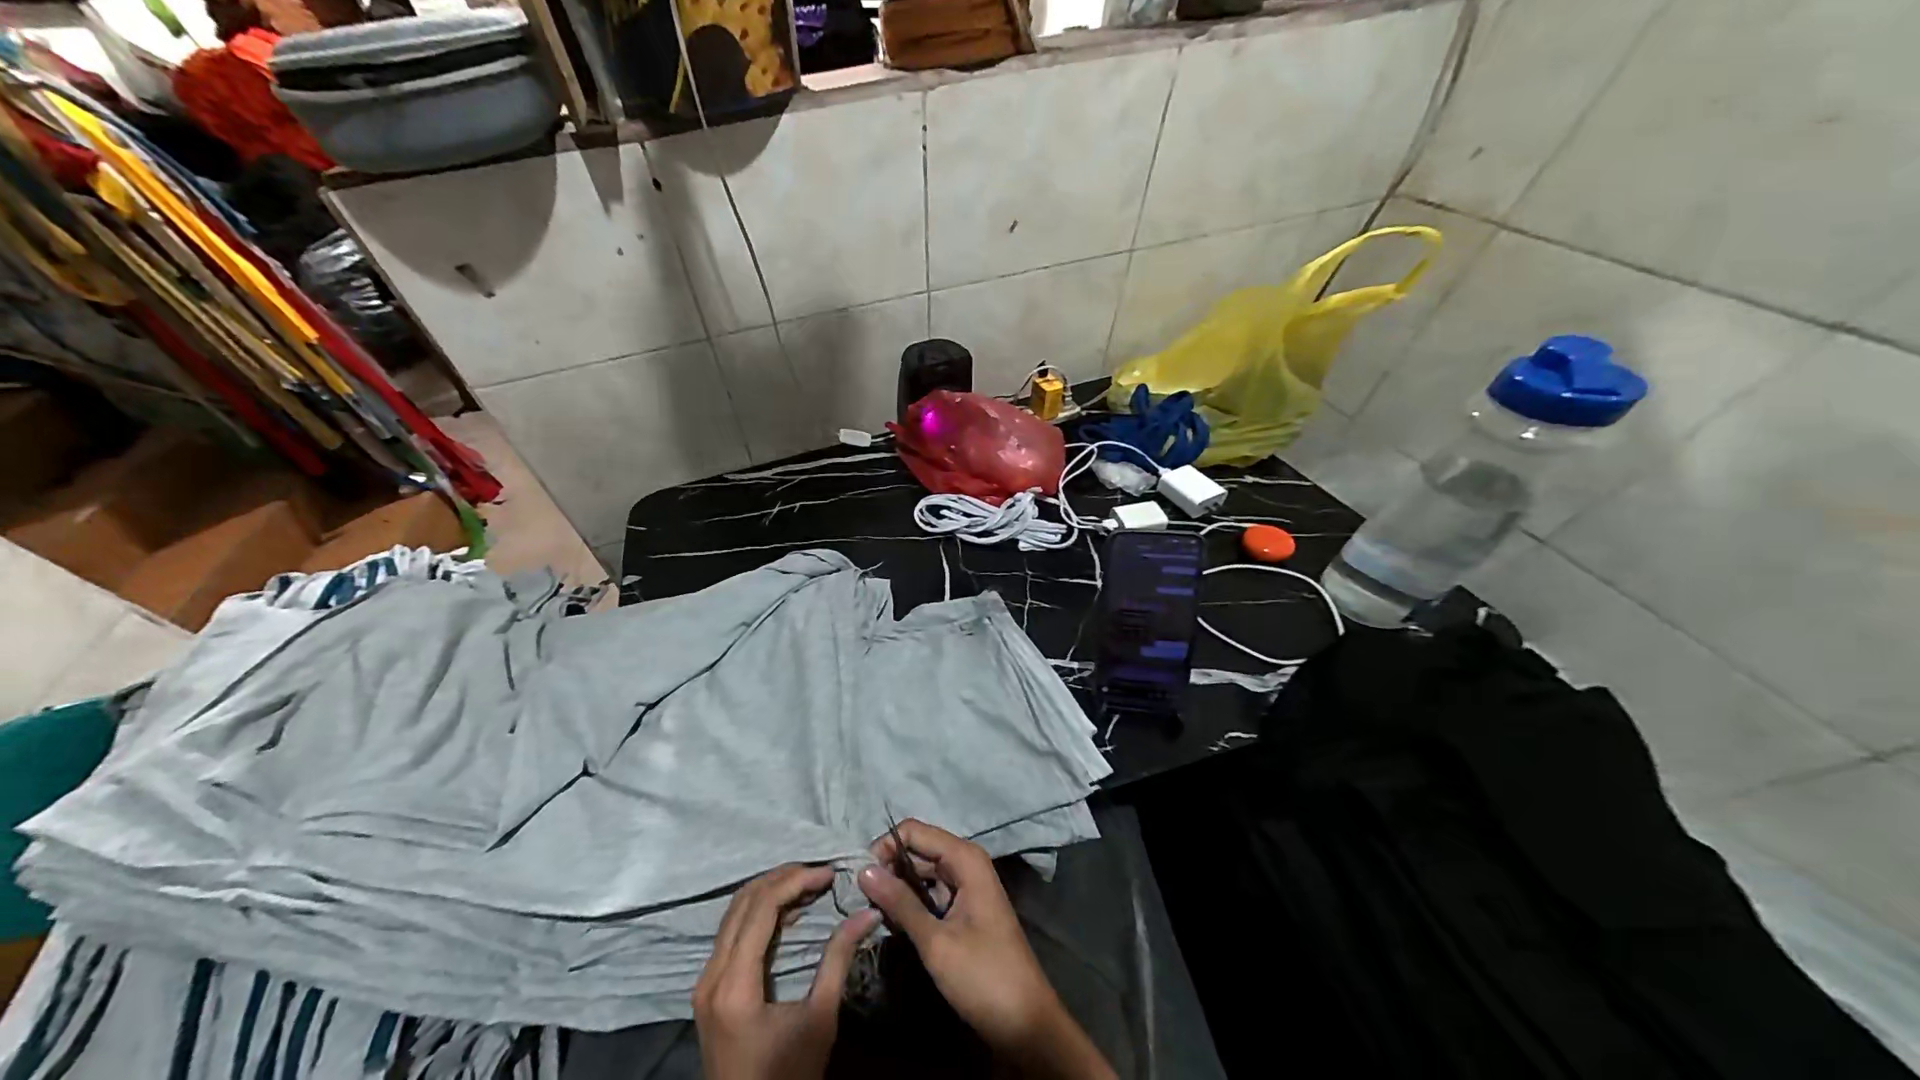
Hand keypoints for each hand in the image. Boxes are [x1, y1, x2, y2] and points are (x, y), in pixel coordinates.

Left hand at [694, 863, 881, 1079]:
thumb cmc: (789, 1075)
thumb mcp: (820, 1018)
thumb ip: (839, 959)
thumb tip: (869, 912)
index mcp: (734, 984)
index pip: (760, 908)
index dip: (795, 880)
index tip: (829, 873)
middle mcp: (710, 975)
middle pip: (742, 903)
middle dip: (783, 878)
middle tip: (821, 872)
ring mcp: (704, 982)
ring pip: (733, 914)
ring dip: (770, 892)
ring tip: (810, 884)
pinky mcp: (708, 988)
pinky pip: (731, 933)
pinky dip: (759, 913)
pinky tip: (789, 912)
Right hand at [858, 820, 1115, 1079]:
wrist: (1026, 1022)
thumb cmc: (983, 977)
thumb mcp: (936, 941)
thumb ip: (899, 902)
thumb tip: (863, 871)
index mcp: (965, 859)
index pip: (914, 831)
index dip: (885, 848)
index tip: (862, 879)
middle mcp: (966, 863)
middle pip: (917, 850)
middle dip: (888, 870)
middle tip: (863, 903)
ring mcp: (966, 887)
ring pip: (921, 873)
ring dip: (897, 891)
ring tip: (875, 917)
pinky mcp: (963, 909)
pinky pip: (929, 894)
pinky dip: (911, 906)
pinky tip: (894, 927)